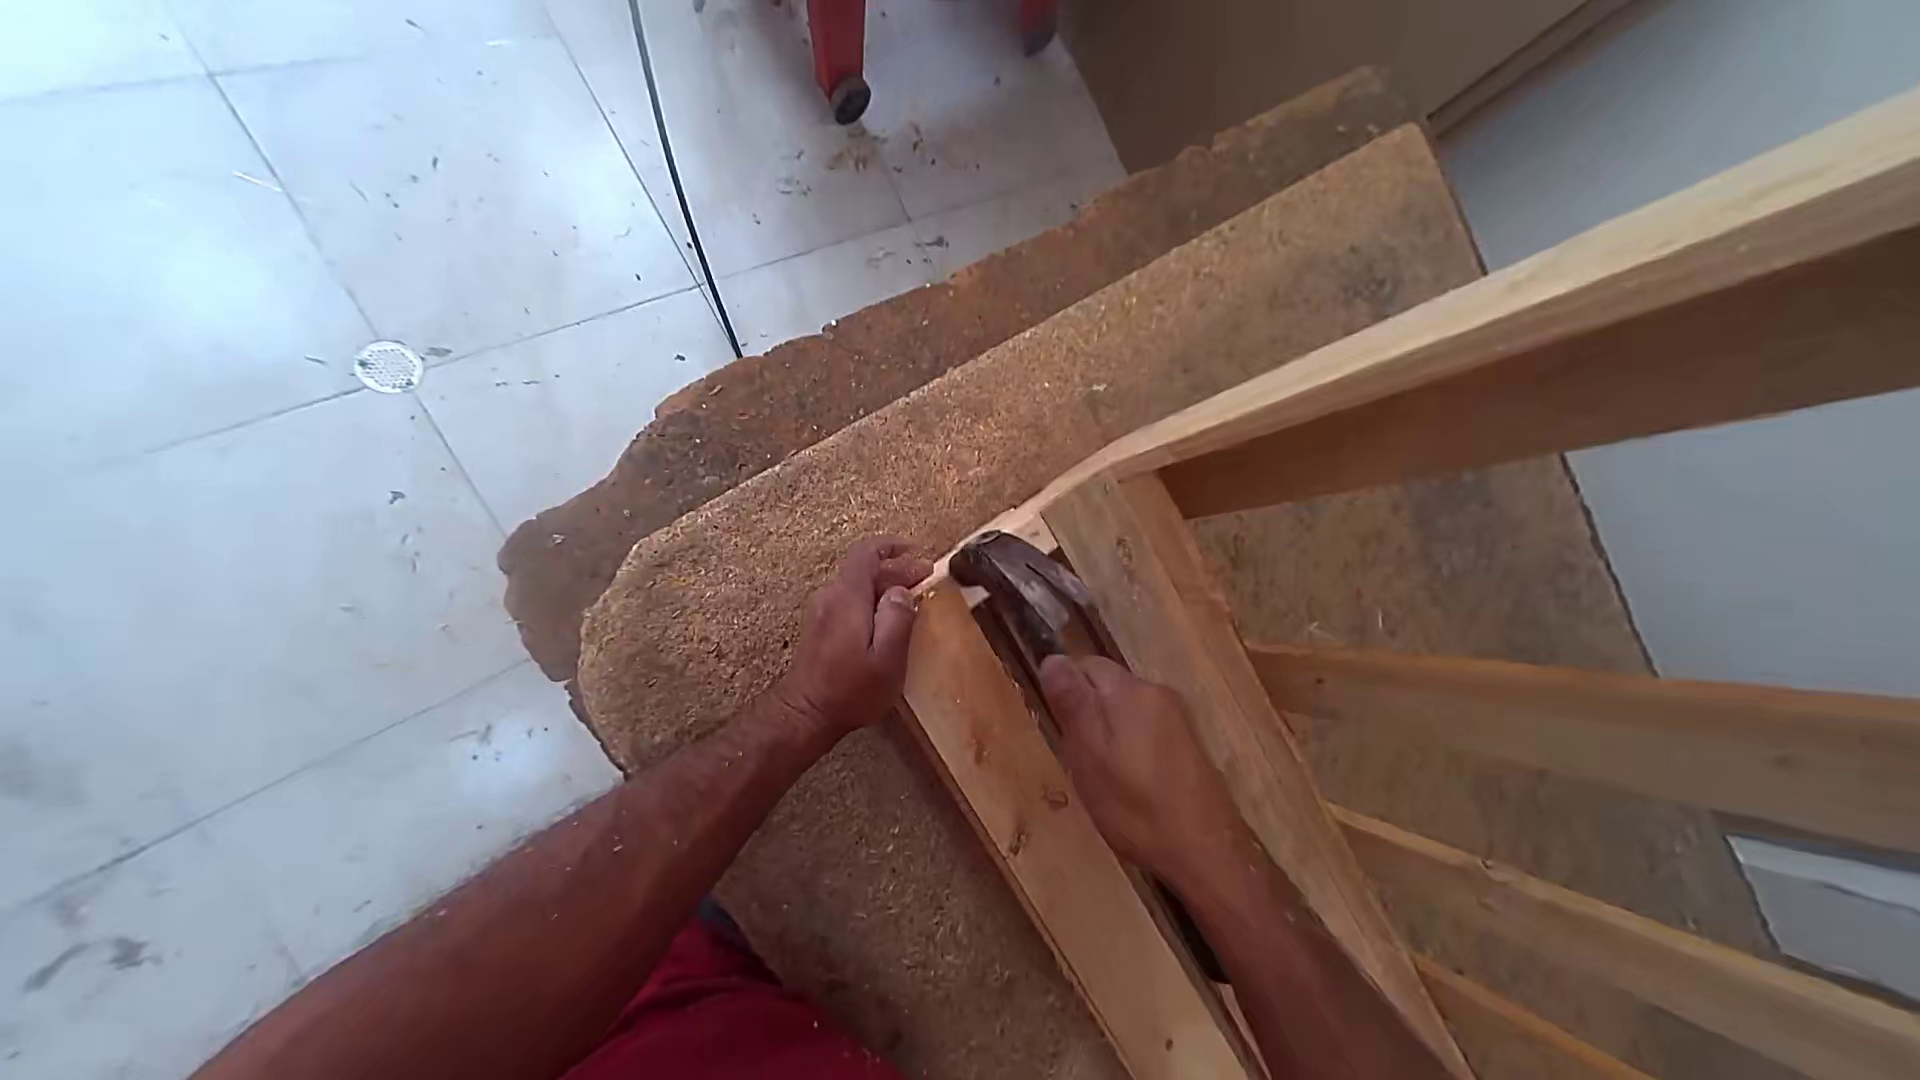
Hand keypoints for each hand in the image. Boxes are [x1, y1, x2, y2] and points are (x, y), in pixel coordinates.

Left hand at [776, 537, 932, 743]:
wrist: (805, 714)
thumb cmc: (850, 690)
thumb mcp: (886, 658)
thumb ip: (897, 619)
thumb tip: (902, 592)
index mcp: (847, 597)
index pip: (866, 553)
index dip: (894, 547)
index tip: (919, 555)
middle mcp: (830, 596)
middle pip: (864, 569)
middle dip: (897, 570)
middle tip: (925, 581)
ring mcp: (821, 611)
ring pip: (857, 585)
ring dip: (885, 587)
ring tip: (912, 600)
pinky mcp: (819, 626)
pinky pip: (849, 600)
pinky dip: (872, 600)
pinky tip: (887, 619)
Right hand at [1038, 655, 1244, 880]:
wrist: (1205, 852)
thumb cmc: (1135, 805)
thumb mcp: (1088, 755)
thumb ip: (1071, 702)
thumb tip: (1052, 657)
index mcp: (1130, 689)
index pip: (1084, 665)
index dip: (1067, 693)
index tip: (1064, 731)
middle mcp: (1157, 691)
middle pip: (1106, 685)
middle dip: (1088, 714)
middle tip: (1082, 759)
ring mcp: (1177, 716)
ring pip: (1125, 708)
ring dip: (1109, 732)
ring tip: (1105, 776)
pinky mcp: (1188, 741)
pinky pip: (1146, 727)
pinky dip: (1131, 746)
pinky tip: (1132, 783)